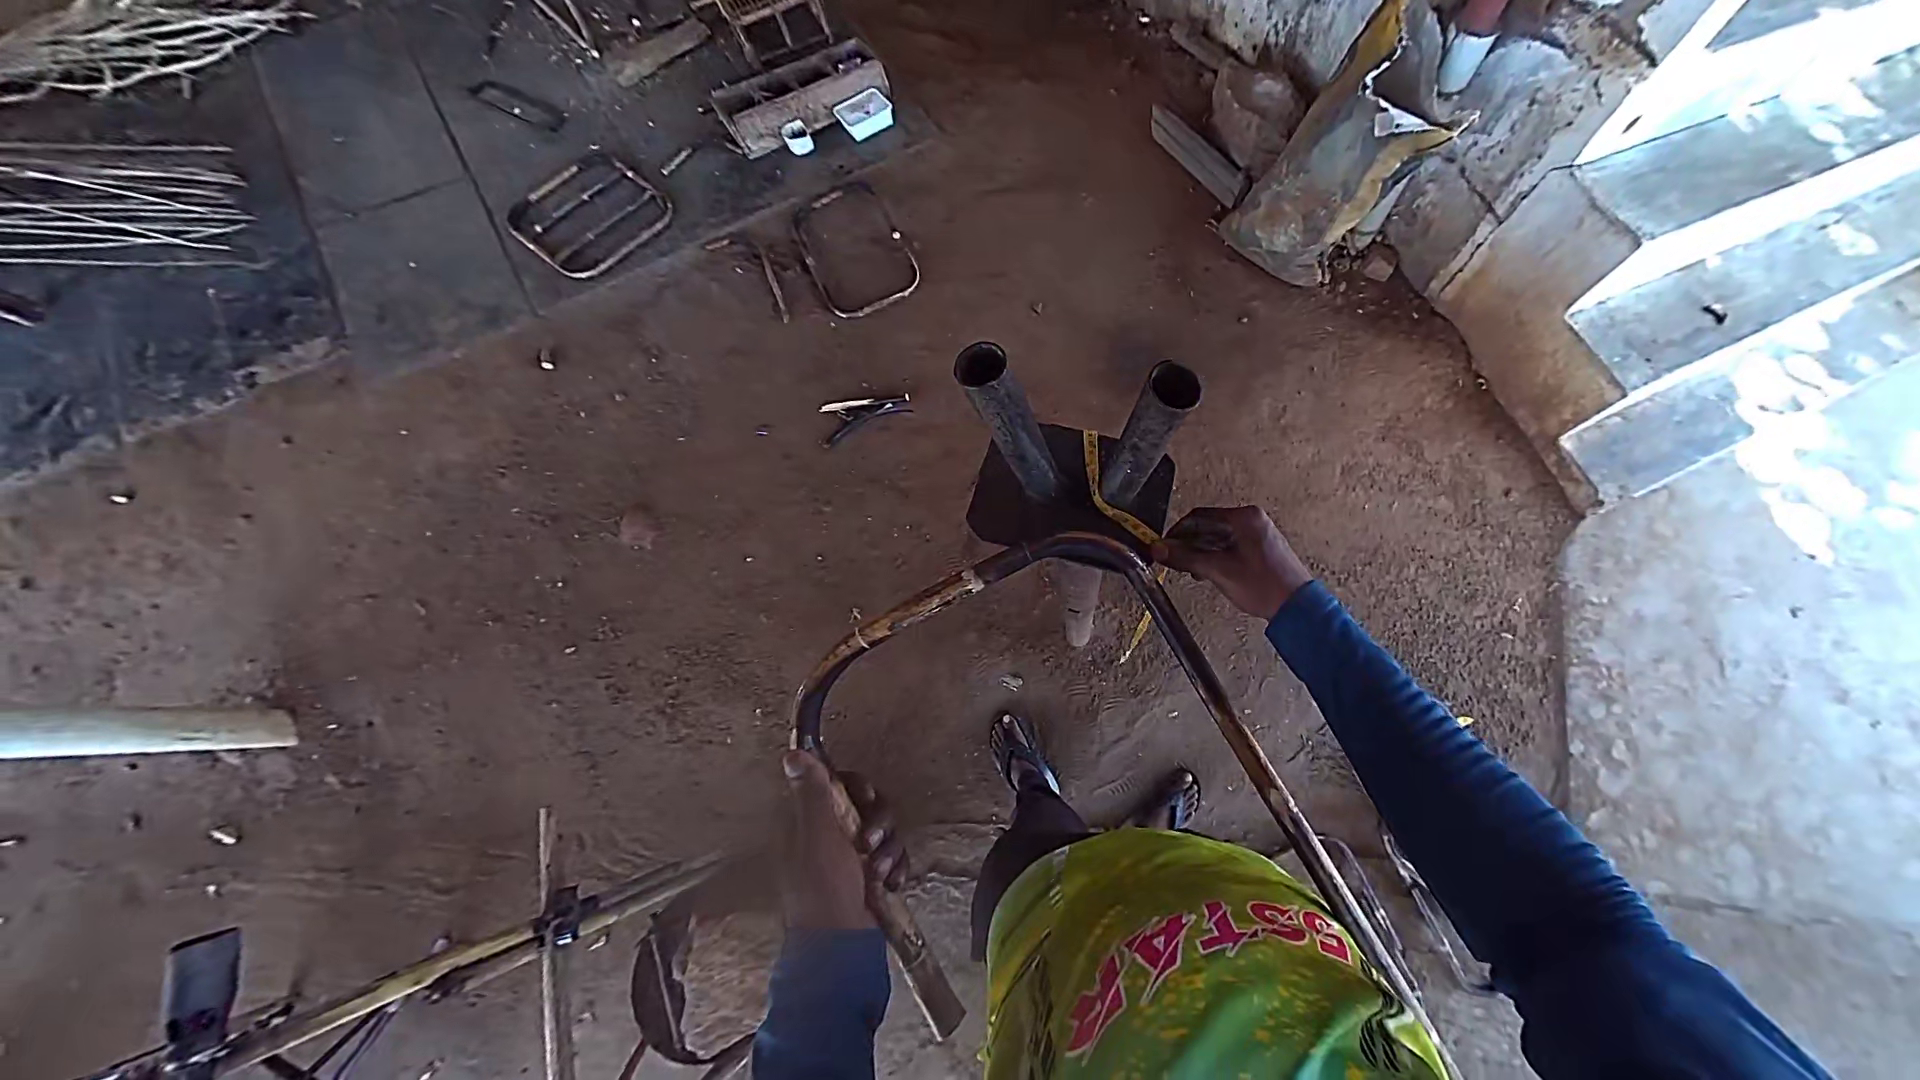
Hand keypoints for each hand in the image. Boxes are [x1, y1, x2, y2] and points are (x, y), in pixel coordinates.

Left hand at [780, 750, 907, 929]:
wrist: (841, 953)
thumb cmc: (825, 888)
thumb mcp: (818, 835)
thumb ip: (813, 792)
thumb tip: (792, 751)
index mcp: (811, 822)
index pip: (840, 784)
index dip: (858, 786)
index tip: (866, 797)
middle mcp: (831, 836)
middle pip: (868, 805)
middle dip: (878, 821)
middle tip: (871, 842)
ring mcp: (852, 859)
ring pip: (884, 830)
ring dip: (888, 848)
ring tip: (879, 872)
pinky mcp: (872, 878)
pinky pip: (894, 856)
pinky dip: (896, 867)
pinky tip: (890, 884)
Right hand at [1151, 506, 1313, 619]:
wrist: (1296, 608)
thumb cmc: (1266, 586)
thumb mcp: (1217, 570)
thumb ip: (1185, 557)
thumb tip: (1160, 549)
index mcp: (1245, 518)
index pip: (1198, 516)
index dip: (1177, 532)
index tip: (1164, 545)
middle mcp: (1252, 521)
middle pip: (1207, 526)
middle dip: (1187, 544)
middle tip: (1172, 558)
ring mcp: (1256, 535)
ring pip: (1215, 538)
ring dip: (1199, 552)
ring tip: (1188, 569)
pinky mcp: (1258, 550)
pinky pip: (1227, 547)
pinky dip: (1213, 557)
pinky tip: (1205, 572)